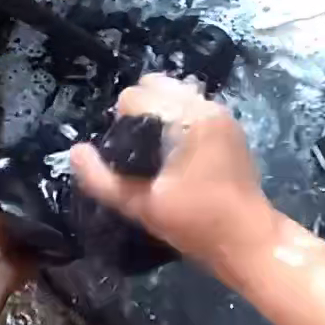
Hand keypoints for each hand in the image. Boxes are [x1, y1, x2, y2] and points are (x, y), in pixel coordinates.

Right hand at [70, 74, 282, 280]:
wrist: (249, 239)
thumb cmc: (196, 223)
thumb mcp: (141, 206)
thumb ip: (102, 179)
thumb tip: (75, 152)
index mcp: (185, 119)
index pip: (134, 96)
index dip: (120, 122)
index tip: (124, 155)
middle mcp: (204, 106)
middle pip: (155, 84)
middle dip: (139, 109)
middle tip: (138, 150)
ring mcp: (221, 112)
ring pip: (175, 91)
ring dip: (159, 111)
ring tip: (156, 150)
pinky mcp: (230, 124)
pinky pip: (193, 105)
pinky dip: (178, 116)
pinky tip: (176, 150)